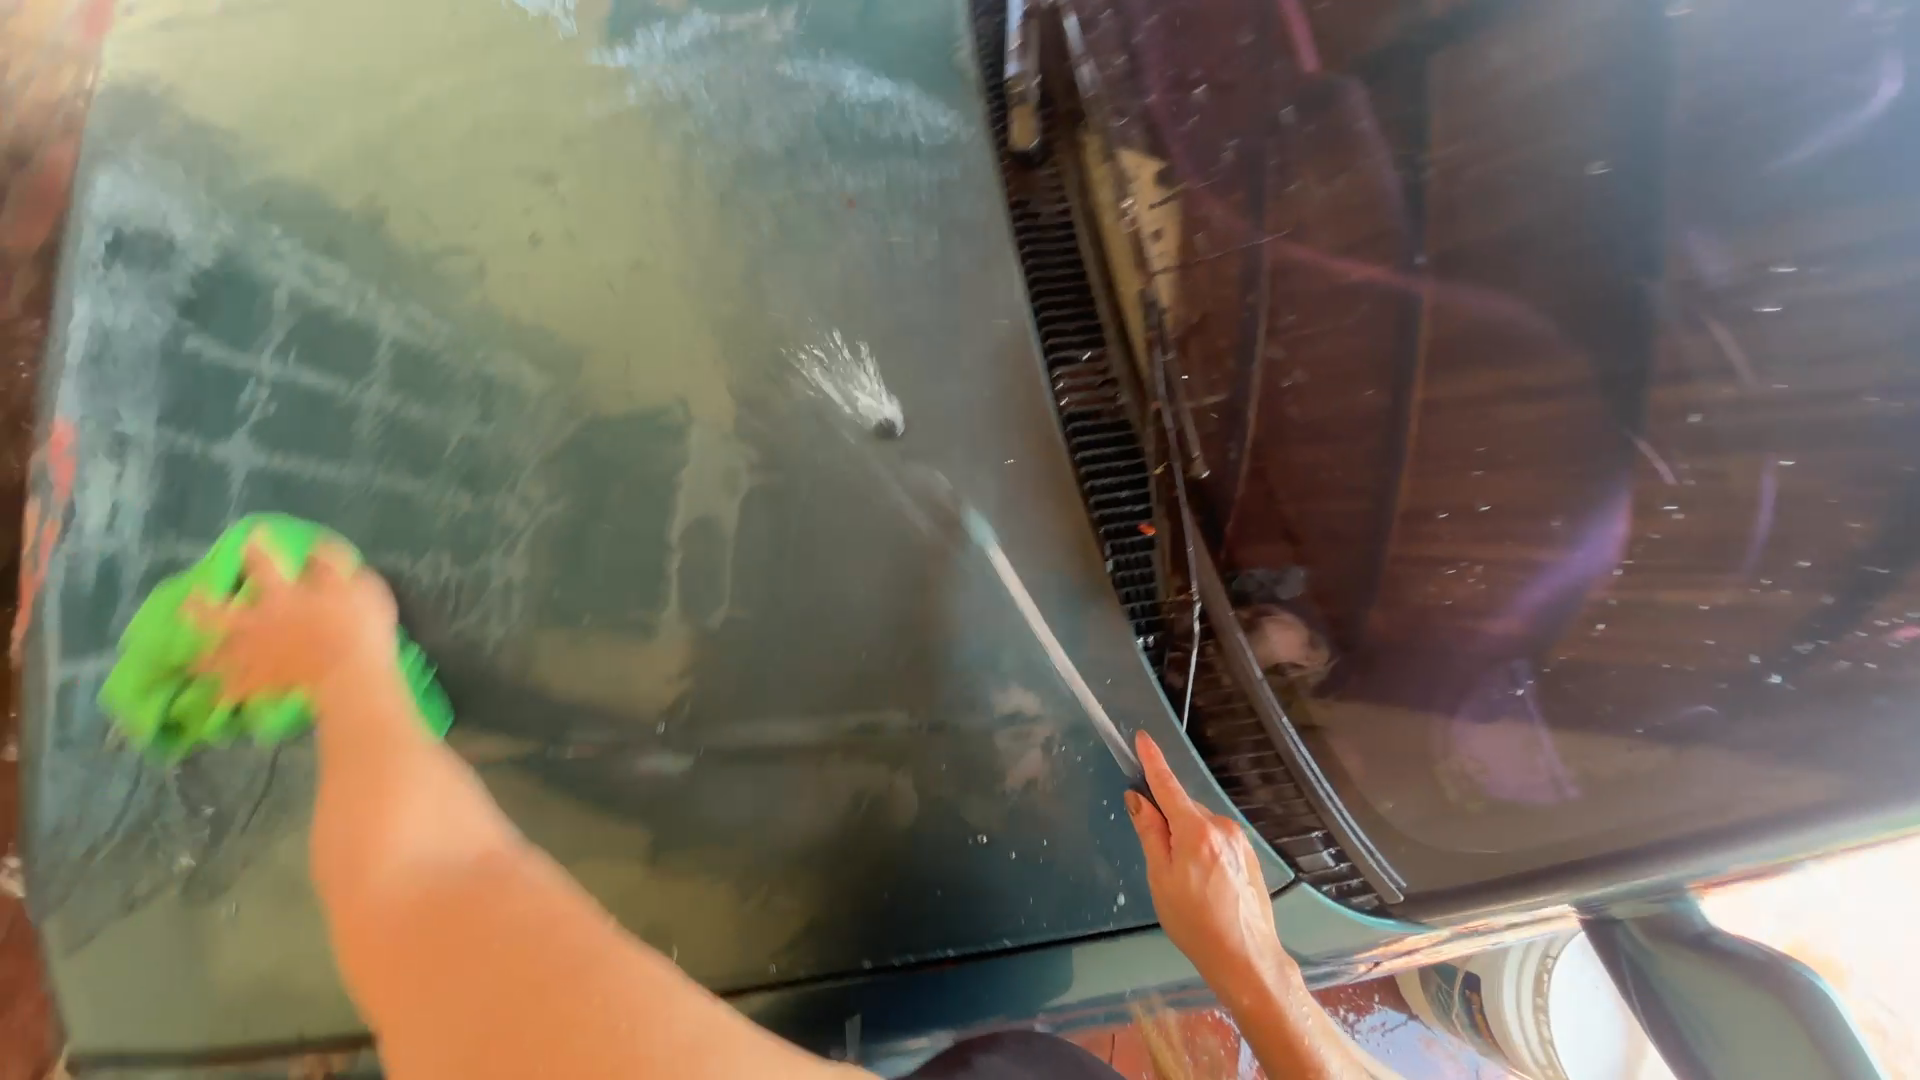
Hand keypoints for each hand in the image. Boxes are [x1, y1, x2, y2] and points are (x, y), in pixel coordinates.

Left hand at [191, 534, 398, 702]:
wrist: (349, 673)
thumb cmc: (359, 626)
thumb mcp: (359, 587)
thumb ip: (334, 567)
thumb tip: (316, 547)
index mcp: (282, 596)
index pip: (265, 565)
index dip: (257, 548)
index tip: (251, 534)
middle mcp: (256, 623)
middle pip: (217, 613)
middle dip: (200, 606)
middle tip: (189, 601)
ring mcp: (254, 655)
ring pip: (217, 656)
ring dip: (204, 658)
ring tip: (192, 661)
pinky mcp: (261, 682)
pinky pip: (237, 690)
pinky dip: (227, 693)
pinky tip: (220, 695)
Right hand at [1125, 730, 1291, 997]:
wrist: (1248, 960)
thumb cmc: (1194, 922)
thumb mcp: (1160, 878)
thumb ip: (1149, 833)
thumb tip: (1137, 798)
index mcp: (1196, 830)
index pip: (1167, 785)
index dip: (1152, 761)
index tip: (1142, 737)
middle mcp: (1221, 826)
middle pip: (1184, 808)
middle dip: (1167, 819)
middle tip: (1158, 858)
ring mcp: (1239, 840)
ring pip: (1200, 825)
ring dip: (1186, 837)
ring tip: (1184, 881)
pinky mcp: (1250, 855)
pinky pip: (1217, 839)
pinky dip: (1203, 848)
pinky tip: (1204, 883)